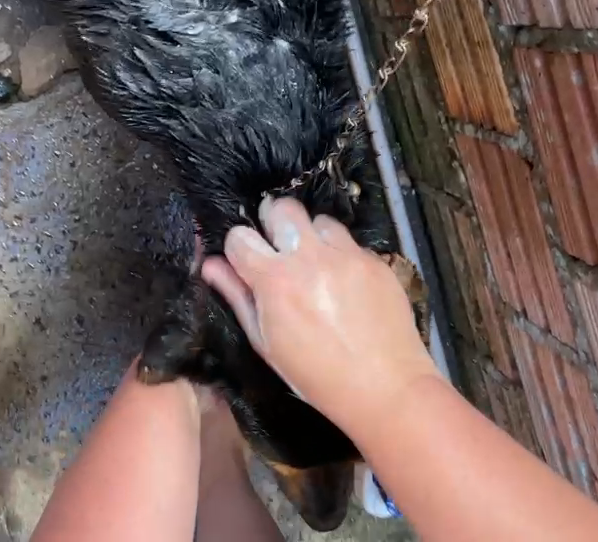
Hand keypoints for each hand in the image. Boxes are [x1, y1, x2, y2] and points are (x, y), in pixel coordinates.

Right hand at [200, 196, 437, 431]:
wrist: (387, 391)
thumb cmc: (316, 375)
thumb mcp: (266, 343)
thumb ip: (236, 296)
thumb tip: (210, 263)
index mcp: (275, 279)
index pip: (239, 235)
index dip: (239, 249)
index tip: (248, 264)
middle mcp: (309, 257)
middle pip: (281, 208)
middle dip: (274, 224)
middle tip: (280, 250)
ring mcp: (345, 255)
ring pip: (318, 220)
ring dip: (311, 237)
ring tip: (317, 266)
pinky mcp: (374, 260)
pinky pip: (349, 242)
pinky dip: (341, 255)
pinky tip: (346, 284)